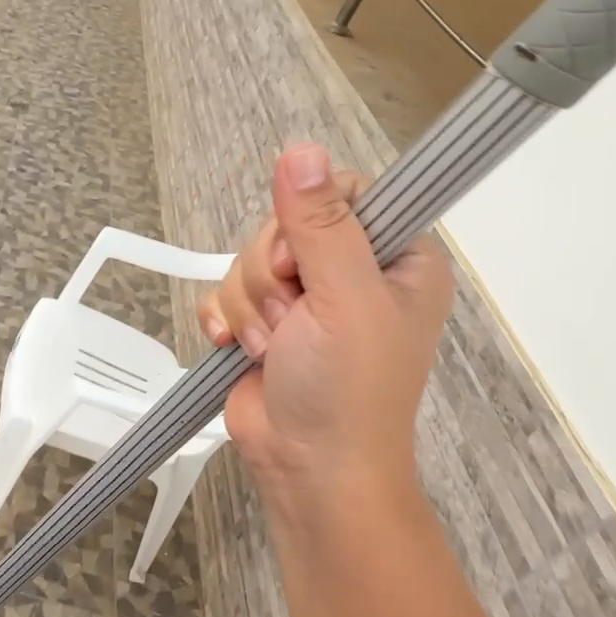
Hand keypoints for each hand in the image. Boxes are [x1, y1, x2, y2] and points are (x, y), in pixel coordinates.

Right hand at [196, 144, 451, 527]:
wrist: (308, 466)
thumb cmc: (348, 388)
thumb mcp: (344, 299)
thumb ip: (321, 225)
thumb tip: (301, 150)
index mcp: (393, 256)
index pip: (341, 193)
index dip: (307, 220)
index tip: (303, 263)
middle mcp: (349, 270)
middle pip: (282, 227)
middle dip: (271, 276)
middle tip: (291, 318)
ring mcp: (302, 299)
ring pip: (246, 262)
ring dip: (249, 307)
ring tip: (272, 347)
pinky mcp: (261, 323)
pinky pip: (222, 293)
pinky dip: (225, 320)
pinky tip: (237, 347)